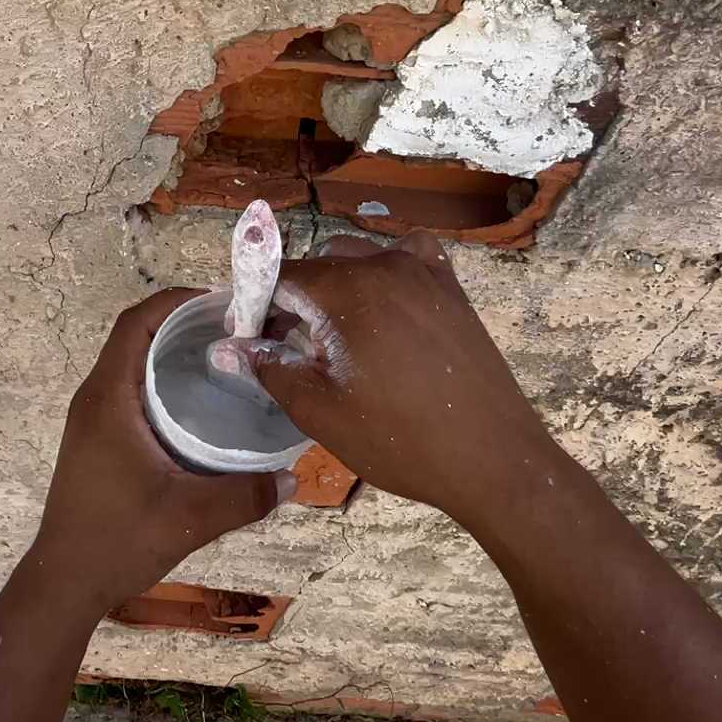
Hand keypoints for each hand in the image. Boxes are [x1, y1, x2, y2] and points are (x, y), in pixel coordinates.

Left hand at [29, 288, 294, 615]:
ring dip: (169, 350)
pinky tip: (197, 403)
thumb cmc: (118, 538)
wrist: (67, 579)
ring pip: (131, 360)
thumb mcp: (189, 517)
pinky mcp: (96, 434)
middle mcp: (95, 396)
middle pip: (135, 335)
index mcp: (109, 397)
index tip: (220, 303)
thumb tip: (292, 477)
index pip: (134, 323)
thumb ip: (244, 496)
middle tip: (234, 330)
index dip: (173, 302)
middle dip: (180, 322)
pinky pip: (129, 385)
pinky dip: (160, 377)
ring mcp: (92, 415)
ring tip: (222, 357)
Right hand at [238, 231, 561, 523]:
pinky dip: (383, 270)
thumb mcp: (319, 409)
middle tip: (288, 346)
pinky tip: (384, 304)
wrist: (495, 464)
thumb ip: (267, 367)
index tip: (252, 340)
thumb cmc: (399, 440)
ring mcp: (423, 273)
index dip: (257, 305)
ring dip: (334, 285)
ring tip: (334, 332)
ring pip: (357, 256)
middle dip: (293, 298)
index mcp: (348, 292)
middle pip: (318, 265)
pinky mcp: (450, 289)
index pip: (282, 277)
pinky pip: (405, 256)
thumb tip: (226, 347)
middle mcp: (384, 266)